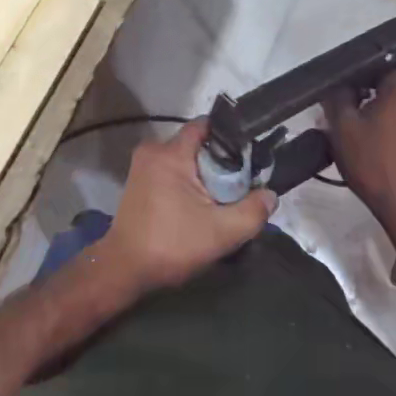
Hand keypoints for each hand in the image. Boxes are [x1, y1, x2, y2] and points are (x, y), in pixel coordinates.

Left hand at [94, 119, 275, 291]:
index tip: (251, 155)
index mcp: (170, 153)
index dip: (231, 137)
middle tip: (243, 185)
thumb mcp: (222, 233)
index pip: (205, 126)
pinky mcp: (139, 182)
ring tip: (225, 198)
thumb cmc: (171, 245)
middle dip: (221, 162)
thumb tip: (270, 195)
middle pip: (197, 145)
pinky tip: (201, 206)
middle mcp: (153, 151)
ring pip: (186, 160)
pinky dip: (188, 184)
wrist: (125, 269)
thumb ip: (253, 211)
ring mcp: (143, 166)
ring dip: (205, 176)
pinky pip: (172, 172)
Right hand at [324, 68, 395, 227]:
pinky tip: (366, 138)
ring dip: (372, 107)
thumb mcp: (343, 127)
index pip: (376, 62)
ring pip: (392, 101)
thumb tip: (337, 83)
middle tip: (338, 105)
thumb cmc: (373, 162)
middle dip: (362, 89)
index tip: (335, 85)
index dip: (353, 71)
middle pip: (385, 82)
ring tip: (349, 123)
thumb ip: (337, 97)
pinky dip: (384, 121)